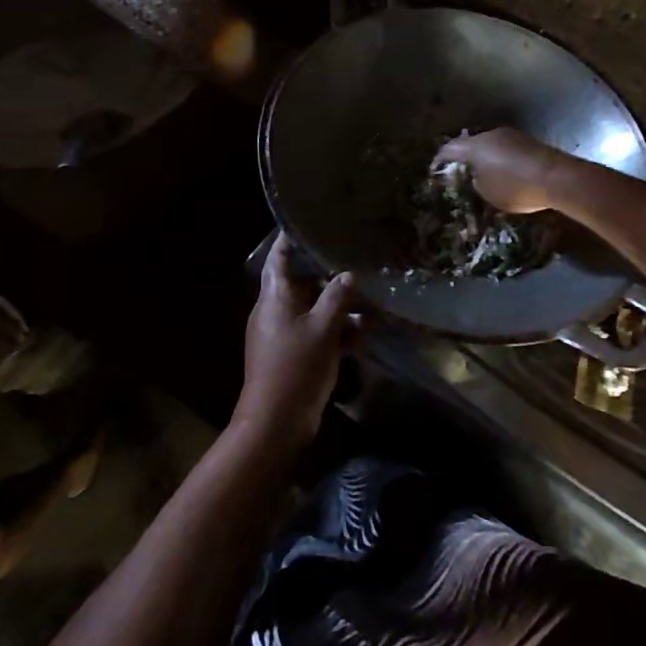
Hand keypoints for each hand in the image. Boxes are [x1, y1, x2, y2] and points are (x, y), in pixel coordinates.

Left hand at [233, 234, 357, 449]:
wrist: (276, 422)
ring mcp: (283, 334)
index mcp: (274, 298)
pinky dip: (337, 330)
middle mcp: (275, 311)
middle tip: (357, 261)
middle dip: (329, 275)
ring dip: (339, 306)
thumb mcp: (323, 328)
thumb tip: (347, 274)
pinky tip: (363, 333)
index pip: (279, 258)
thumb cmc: (296, 367)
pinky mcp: (294, 354)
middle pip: (301, 282)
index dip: (292, 239)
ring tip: (370, 302)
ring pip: (313, 308)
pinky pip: (316, 331)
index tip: (313, 222)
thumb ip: (337, 297)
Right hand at [434, 128, 571, 213]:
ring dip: (486, 158)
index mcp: (475, 146)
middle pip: (471, 144)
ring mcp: (512, 135)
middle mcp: (491, 135)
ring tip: (485, 175)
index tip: (436, 170)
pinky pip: (507, 149)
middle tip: (461, 174)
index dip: (440, 160)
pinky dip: (503, 160)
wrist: (557, 178)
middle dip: (465, 158)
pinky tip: (507, 173)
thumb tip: (476, 176)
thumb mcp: (488, 193)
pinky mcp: (528, 141)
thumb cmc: (517, 188)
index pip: (449, 149)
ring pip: (491, 145)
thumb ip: (476, 182)